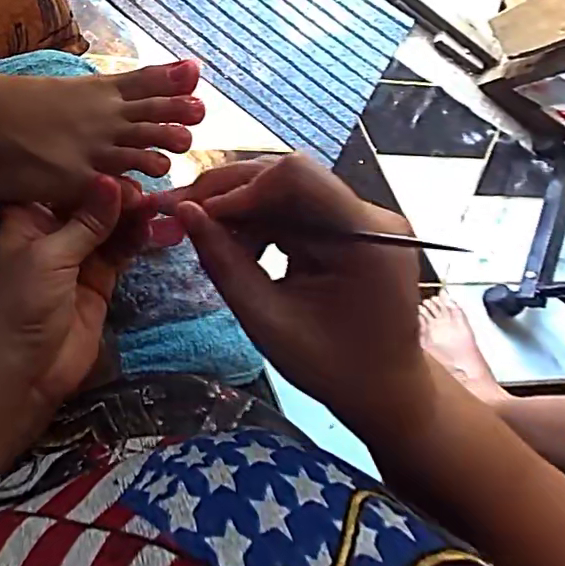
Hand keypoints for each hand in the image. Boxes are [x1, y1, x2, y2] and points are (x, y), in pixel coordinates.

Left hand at [0, 175, 133, 416]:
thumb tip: (113, 181)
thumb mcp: (50, 256)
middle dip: (113, 194)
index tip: (116, 158)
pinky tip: (151, 224)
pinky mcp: (98, 280)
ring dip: (128, 215)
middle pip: (86, 204)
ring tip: (152, 202)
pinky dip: (134, 239)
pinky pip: (119, 252)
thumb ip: (86, 222)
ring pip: (107, 226)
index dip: (85, 171)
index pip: (57, 184)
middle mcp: (52, 232)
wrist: (24, 373)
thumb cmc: (21, 304)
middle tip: (143, 184)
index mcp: (27, 219)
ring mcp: (77, 257)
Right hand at [156, 154, 429, 429]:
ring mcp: (356, 217)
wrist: (385, 391)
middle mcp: (365, 214)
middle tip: (179, 211)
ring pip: (281, 186)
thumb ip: (224, 264)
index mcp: (363, 236)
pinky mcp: (342, 224)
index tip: (196, 212)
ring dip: (236, 204)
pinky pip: (289, 204)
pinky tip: (235, 243)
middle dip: (227, 191)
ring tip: (205, 233)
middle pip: (285, 175)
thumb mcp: (268, 321)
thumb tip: (184, 212)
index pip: (296, 176)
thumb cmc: (333, 367)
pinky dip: (253, 218)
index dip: (240, 187)